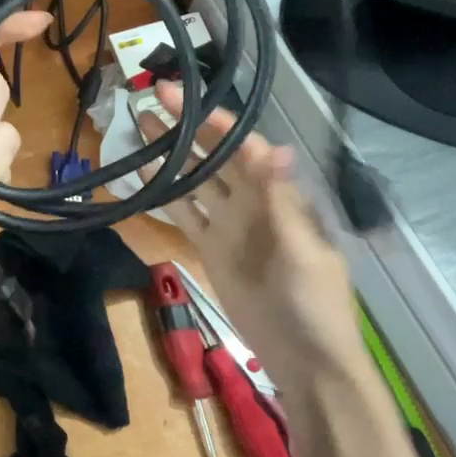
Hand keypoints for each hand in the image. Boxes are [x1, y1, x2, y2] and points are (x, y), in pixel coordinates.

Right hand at [140, 81, 362, 370]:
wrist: (306, 360)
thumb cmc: (314, 302)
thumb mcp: (301, 249)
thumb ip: (280, 199)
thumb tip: (275, 147)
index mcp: (280, 195)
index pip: (244, 147)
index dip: (215, 122)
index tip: (184, 99)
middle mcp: (252, 201)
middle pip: (215, 155)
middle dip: (188, 126)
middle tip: (153, 95)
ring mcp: (229, 224)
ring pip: (196, 178)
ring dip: (172, 152)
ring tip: (141, 122)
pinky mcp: (210, 248)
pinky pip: (185, 213)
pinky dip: (165, 191)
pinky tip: (143, 171)